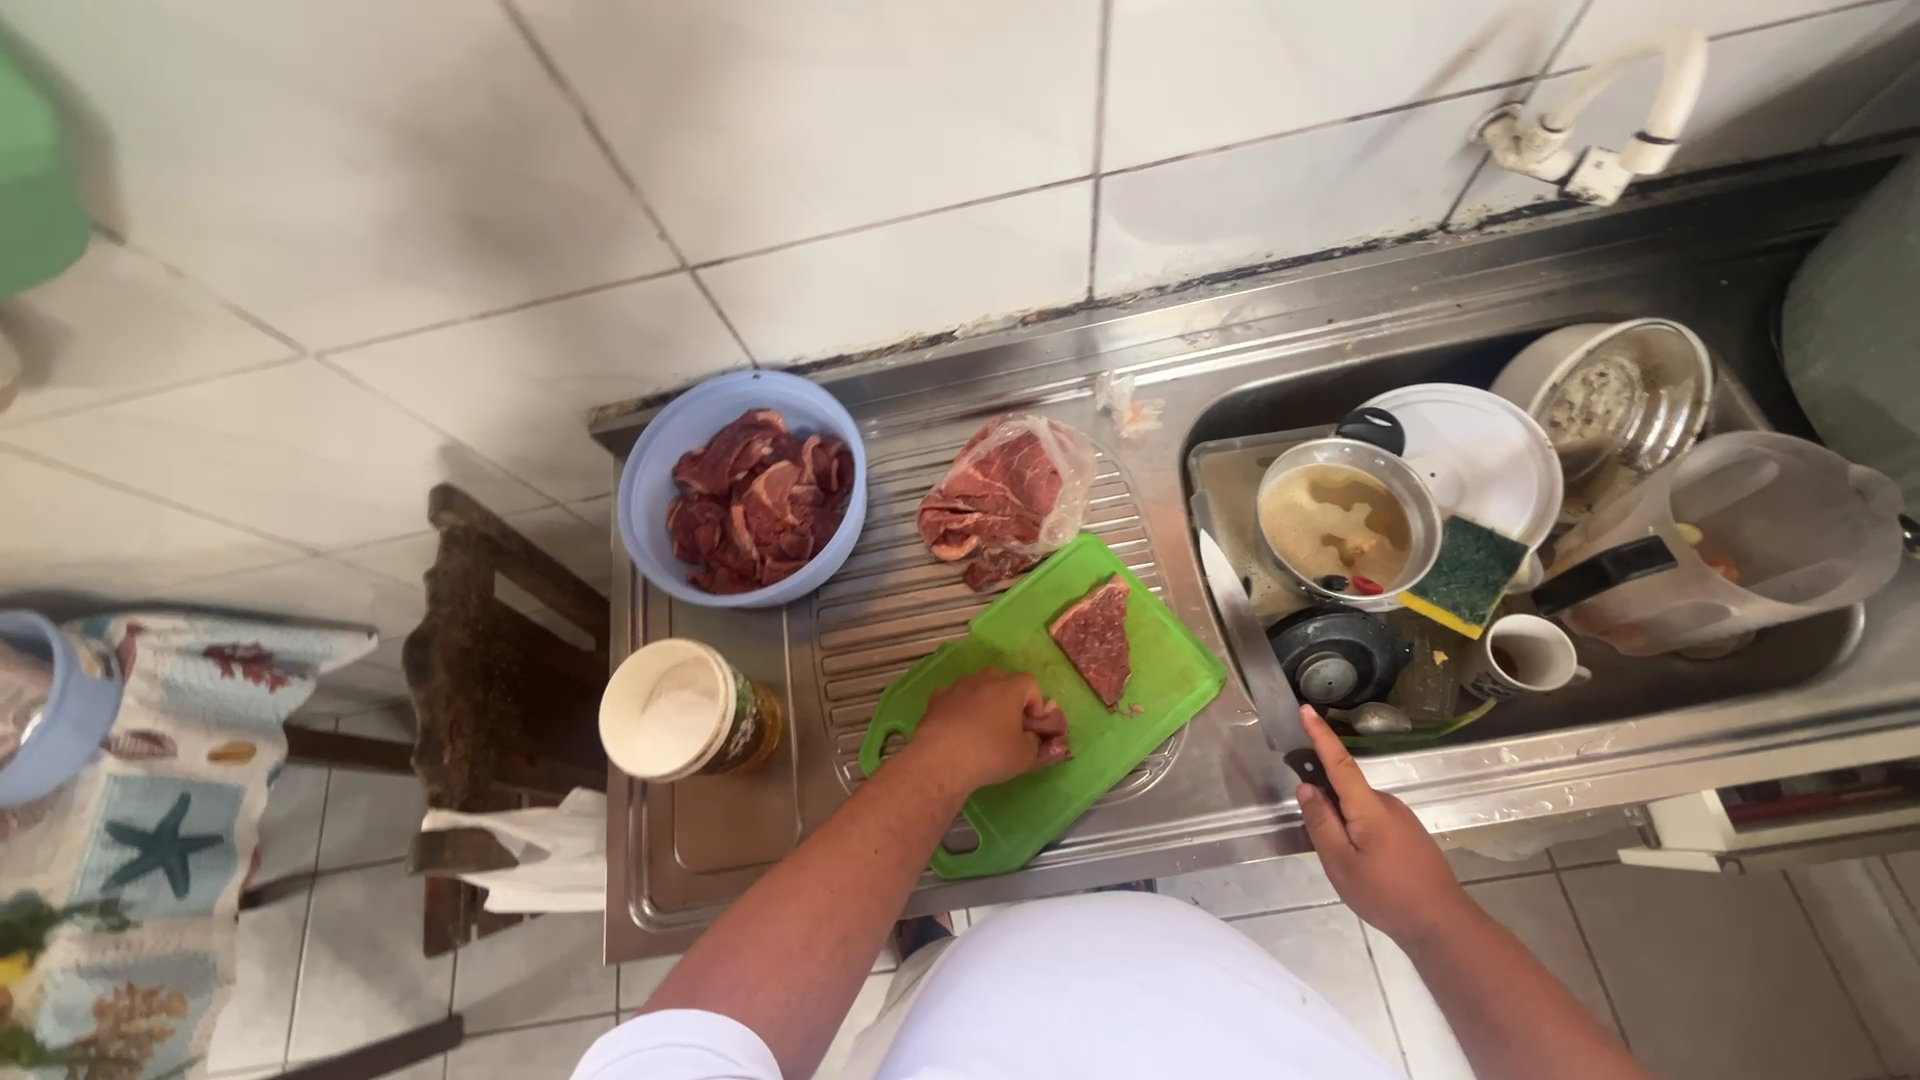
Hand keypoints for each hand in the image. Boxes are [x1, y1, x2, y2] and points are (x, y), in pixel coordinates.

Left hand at [901, 668, 1063, 793]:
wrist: (941, 759)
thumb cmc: (990, 754)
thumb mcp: (1024, 756)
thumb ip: (1034, 742)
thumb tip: (1030, 737)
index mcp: (1009, 689)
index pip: (1030, 683)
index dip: (1035, 702)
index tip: (1032, 724)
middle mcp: (983, 680)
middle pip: (1001, 678)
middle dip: (1008, 696)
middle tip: (1008, 722)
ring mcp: (957, 687)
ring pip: (975, 685)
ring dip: (982, 699)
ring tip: (981, 726)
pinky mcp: (936, 699)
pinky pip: (954, 697)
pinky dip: (959, 706)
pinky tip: (957, 727)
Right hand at [1295, 705, 1476, 948]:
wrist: (1444, 926)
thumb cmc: (1387, 895)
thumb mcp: (1341, 863)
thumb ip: (1321, 822)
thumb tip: (1307, 788)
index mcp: (1369, 807)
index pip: (1339, 763)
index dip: (1320, 735)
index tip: (1305, 709)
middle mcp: (1388, 804)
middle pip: (1346, 789)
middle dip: (1326, 801)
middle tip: (1317, 835)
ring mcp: (1402, 818)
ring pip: (1359, 808)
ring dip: (1343, 822)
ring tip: (1343, 861)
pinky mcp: (1409, 834)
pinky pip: (1372, 820)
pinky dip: (1358, 831)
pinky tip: (1361, 863)